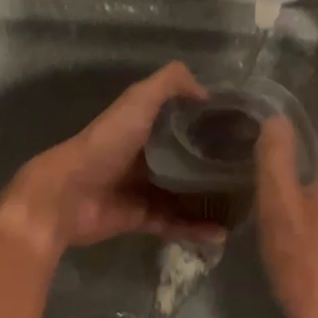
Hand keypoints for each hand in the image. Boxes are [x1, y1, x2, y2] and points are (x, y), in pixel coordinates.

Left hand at [0, 62, 225, 256]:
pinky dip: (196, 229)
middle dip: (215, 164)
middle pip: (187, 158)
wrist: (66, 196)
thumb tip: (207, 92)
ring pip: (186, 194)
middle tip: (251, 171)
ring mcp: (144, 188)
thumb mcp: (138, 101)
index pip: (184, 120)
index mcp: (145, 124)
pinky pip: (175, 223)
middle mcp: (146, 155)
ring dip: (210, 200)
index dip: (210, 122)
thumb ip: (170, 84)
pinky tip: (221, 233)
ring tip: (244, 206)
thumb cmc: (104, 144)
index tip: (243, 129)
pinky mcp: (141, 218)